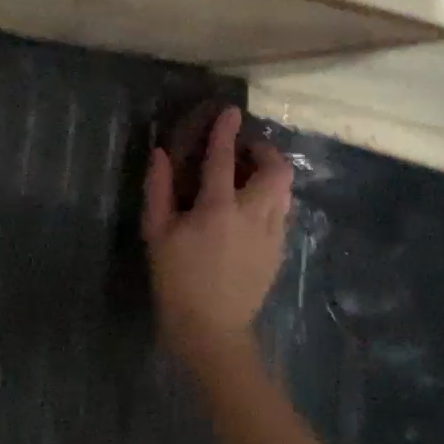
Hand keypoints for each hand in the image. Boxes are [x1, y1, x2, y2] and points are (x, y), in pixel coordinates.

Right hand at [142, 106, 294, 368]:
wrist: (211, 331)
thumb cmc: (176, 279)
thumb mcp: (157, 233)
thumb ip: (158, 189)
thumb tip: (162, 153)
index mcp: (218, 208)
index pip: (224, 159)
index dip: (226, 132)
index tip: (231, 111)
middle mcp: (253, 216)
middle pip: (277, 171)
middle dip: (265, 151)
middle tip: (244, 150)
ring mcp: (272, 236)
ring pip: (285, 191)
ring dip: (270, 175)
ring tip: (248, 176)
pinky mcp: (279, 253)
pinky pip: (282, 213)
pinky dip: (271, 199)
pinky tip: (251, 209)